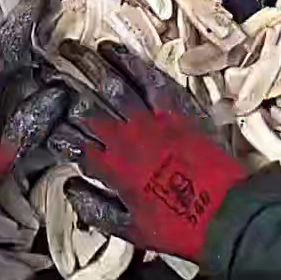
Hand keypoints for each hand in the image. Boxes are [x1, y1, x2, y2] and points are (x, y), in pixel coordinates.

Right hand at [53, 41, 248, 260]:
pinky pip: (148, 77)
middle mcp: (126, 138)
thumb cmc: (181, 227)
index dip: (56, 131)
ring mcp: (152, 119)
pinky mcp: (176, 108)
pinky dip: (128, 61)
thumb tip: (69, 188)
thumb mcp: (131, 231)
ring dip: (88, 65)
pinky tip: (112, 49)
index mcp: (112, 168)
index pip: (72, 141)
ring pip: (112, 84)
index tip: (50, 124)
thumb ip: (95, 209)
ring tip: (71, 49)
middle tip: (51, 74)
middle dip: (63, 88)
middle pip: (86, 106)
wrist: (230, 217)